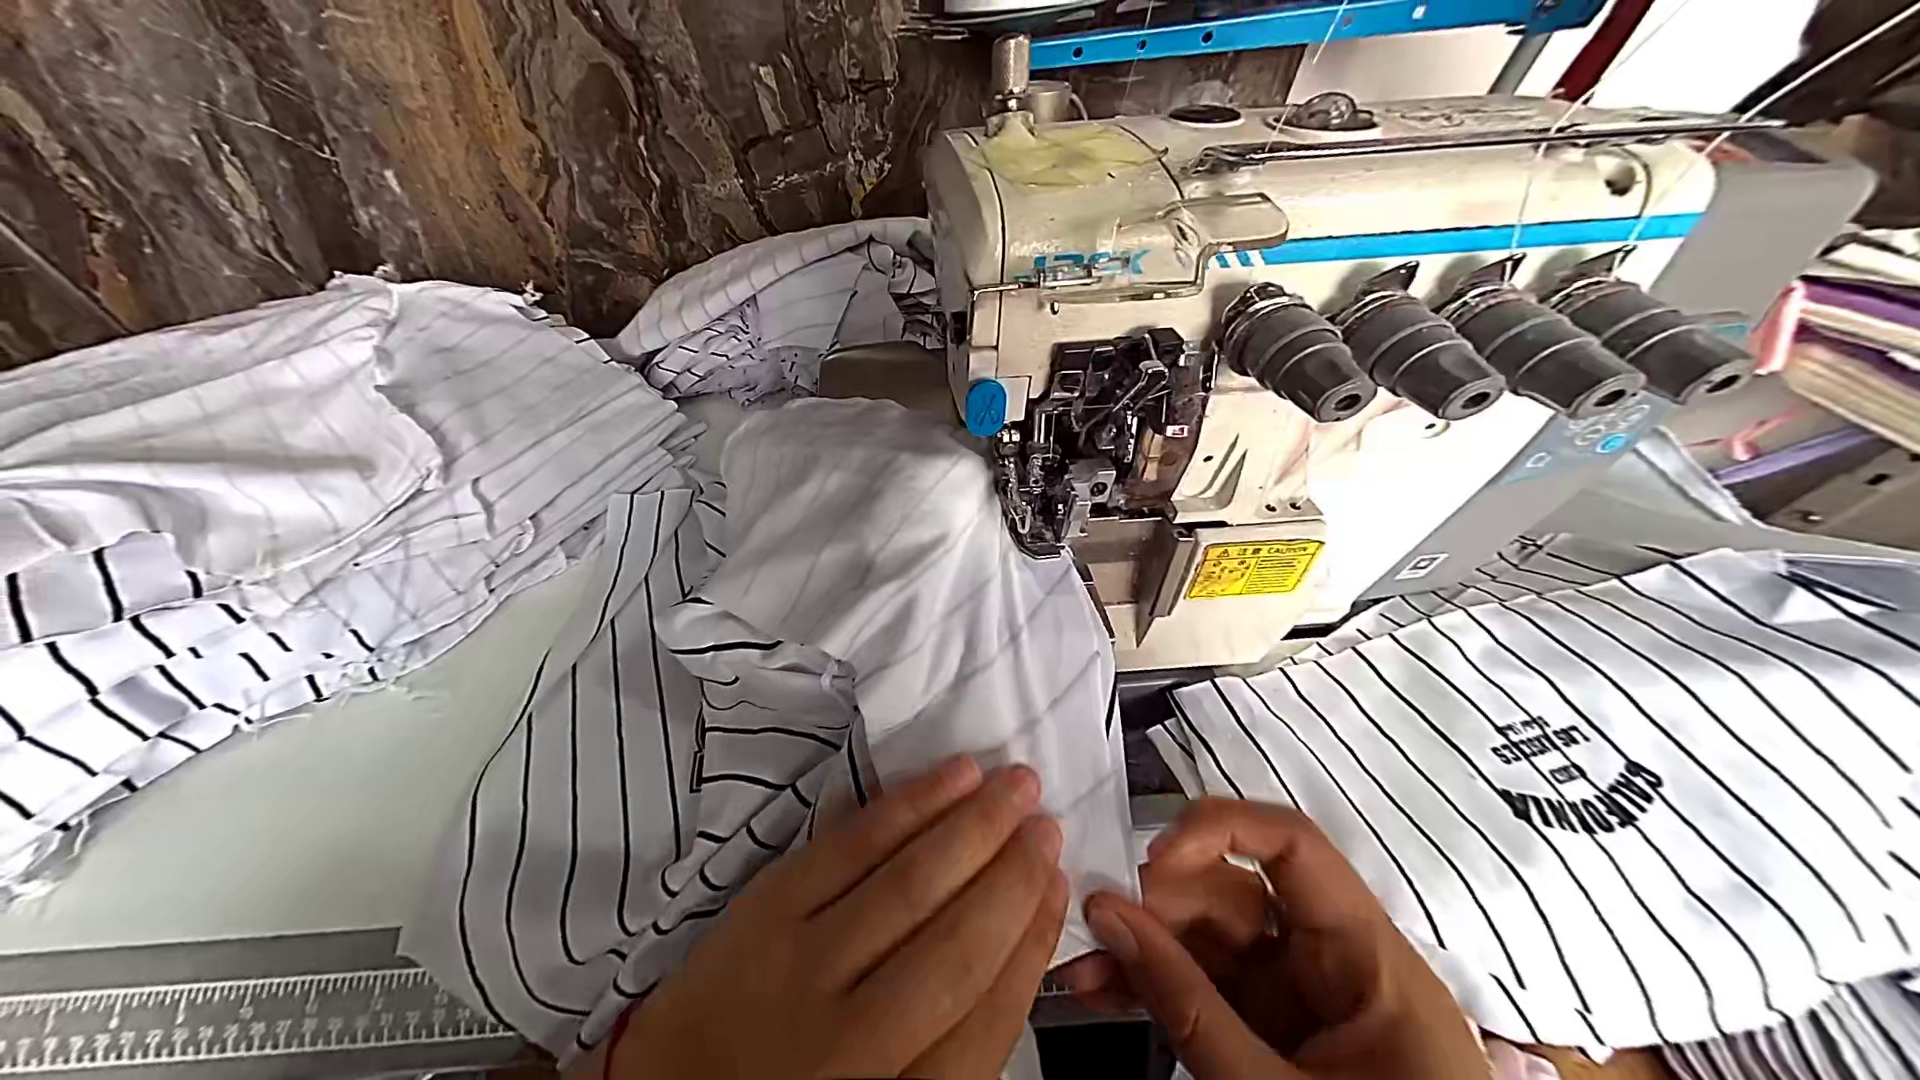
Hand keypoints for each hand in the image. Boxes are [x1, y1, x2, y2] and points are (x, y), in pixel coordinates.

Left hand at [594, 757, 1067, 1079]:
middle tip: (1048, 821)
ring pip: (911, 884)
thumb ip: (954, 1036)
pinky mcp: (767, 906)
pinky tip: (953, 776)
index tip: (1059, 884)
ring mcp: (800, 966)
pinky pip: (853, 842)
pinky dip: (911, 804)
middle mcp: (846, 1046)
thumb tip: (1021, 931)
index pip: (986, 1019)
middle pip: (956, 947)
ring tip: (1017, 785)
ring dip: (975, 826)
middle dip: (1014, 875)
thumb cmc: (801, 1079)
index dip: (1032, 942)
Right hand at [1060, 799, 1485, 1079]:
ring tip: (1083, 968)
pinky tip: (1106, 990)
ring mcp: (1299, 999)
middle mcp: (1333, 964)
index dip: (1219, 830)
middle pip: (1235, 892)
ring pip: (1208, 938)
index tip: (1153, 859)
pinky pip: (1204, 985)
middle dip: (1157, 905)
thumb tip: (1109, 916)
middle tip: (1096, 927)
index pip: (1294, 847)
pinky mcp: (1272, 1031)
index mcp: (1369, 961)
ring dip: (1142, 946)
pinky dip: (1155, 984)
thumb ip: (1187, 1005)